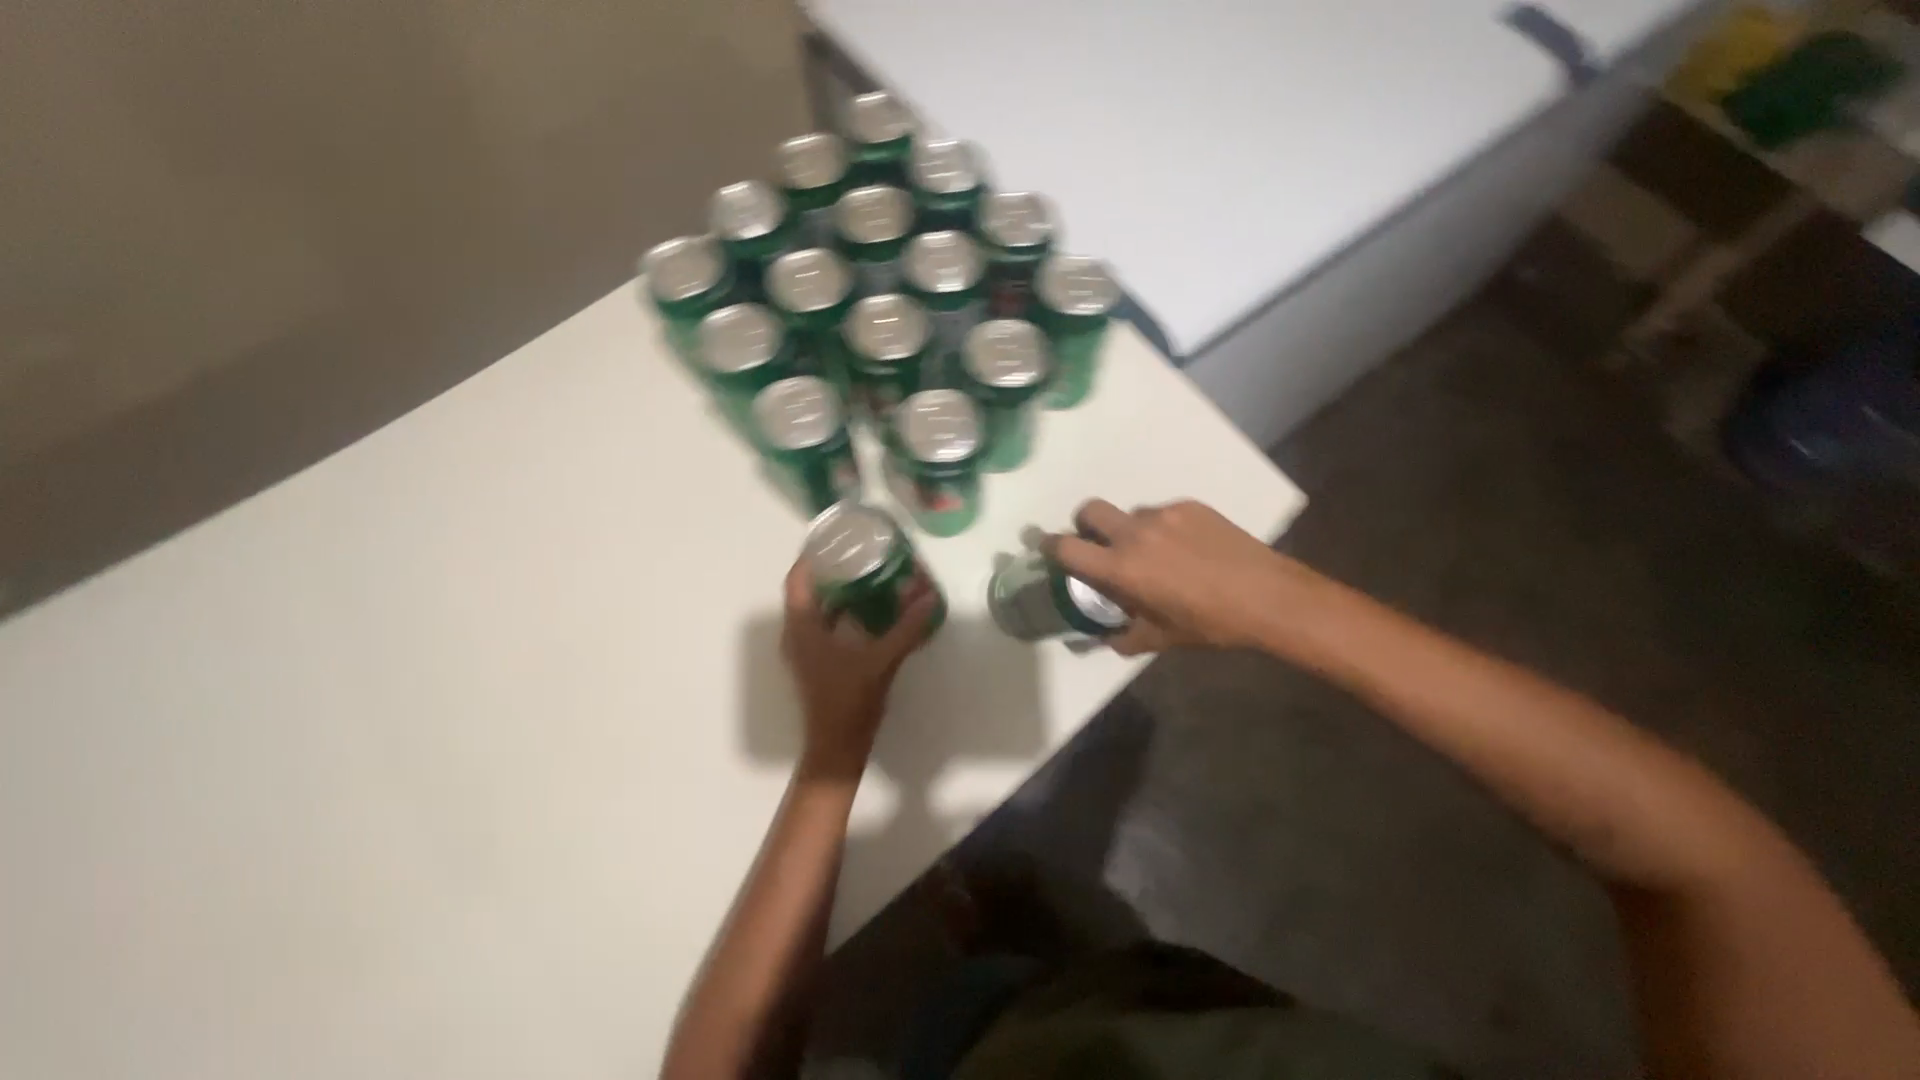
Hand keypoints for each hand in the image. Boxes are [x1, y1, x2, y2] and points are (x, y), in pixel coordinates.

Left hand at [781, 559, 937, 778]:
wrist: (837, 747)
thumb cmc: (850, 700)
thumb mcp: (882, 660)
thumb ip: (906, 628)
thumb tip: (928, 596)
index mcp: (802, 627)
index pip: (798, 578)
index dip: (813, 555)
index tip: (838, 537)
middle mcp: (796, 634)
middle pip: (805, 590)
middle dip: (829, 569)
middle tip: (860, 551)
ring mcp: (804, 651)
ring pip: (814, 609)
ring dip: (835, 591)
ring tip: (866, 573)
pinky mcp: (815, 663)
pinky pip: (822, 626)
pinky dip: (840, 612)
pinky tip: (868, 609)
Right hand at [1047, 498, 1322, 655]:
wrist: (1267, 596)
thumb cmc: (1209, 624)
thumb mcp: (1161, 639)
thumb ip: (1123, 637)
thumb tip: (1104, 638)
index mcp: (1122, 568)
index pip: (1067, 547)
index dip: (1049, 546)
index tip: (1047, 549)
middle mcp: (1136, 534)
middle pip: (1089, 510)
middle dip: (1085, 524)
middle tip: (1099, 545)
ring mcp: (1164, 515)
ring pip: (1131, 514)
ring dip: (1130, 531)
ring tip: (1157, 556)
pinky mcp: (1191, 506)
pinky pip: (1162, 513)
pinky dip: (1163, 529)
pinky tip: (1187, 550)